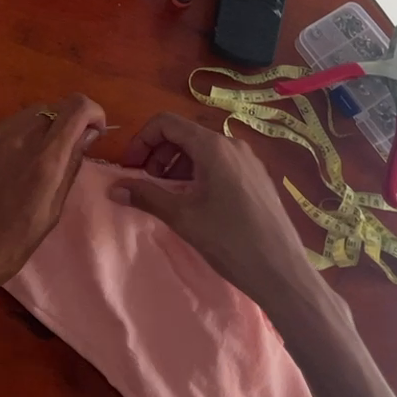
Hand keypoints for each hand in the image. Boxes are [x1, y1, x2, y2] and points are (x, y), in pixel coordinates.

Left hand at [0, 94, 108, 304]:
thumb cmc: (12, 244)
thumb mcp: (52, 211)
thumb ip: (71, 166)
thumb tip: (87, 135)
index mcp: (44, 158)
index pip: (76, 107)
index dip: (92, 113)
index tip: (94, 132)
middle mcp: (20, 137)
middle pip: (54, 106)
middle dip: (68, 121)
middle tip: (68, 149)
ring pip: (31, 113)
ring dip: (45, 126)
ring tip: (40, 158)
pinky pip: (8, 125)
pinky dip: (21, 134)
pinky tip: (14, 162)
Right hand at [110, 112, 330, 309]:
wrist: (283, 273)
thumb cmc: (230, 241)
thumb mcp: (182, 217)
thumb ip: (146, 196)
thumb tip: (113, 189)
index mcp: (213, 146)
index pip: (166, 123)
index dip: (142, 140)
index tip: (130, 167)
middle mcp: (232, 144)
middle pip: (184, 134)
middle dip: (158, 154)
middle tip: (145, 183)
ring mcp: (248, 160)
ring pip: (202, 149)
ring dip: (176, 165)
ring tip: (168, 195)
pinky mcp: (257, 177)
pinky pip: (220, 162)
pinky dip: (198, 172)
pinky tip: (195, 201)